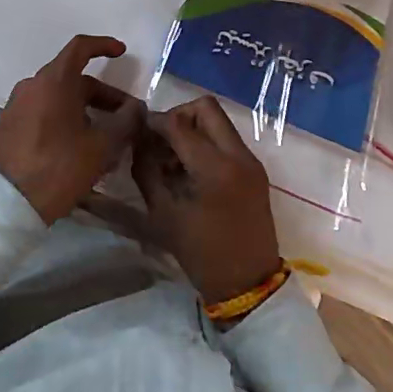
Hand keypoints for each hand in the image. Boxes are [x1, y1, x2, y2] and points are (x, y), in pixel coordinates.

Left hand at [0, 35, 144, 223]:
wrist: (11, 201)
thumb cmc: (60, 166)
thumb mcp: (103, 145)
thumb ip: (126, 121)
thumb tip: (137, 108)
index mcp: (53, 81)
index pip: (80, 47)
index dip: (103, 45)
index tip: (122, 52)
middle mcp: (32, 85)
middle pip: (73, 79)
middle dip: (104, 95)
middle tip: (126, 117)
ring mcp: (18, 105)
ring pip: (60, 98)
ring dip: (86, 111)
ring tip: (108, 139)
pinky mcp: (11, 125)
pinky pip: (45, 112)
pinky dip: (66, 119)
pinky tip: (82, 147)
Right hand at [132, 96, 281, 304]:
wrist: (248, 283)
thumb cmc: (201, 253)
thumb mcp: (162, 213)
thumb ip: (146, 170)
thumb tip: (139, 141)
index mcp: (215, 167)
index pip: (178, 124)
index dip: (153, 122)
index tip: (137, 131)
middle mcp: (238, 155)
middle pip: (205, 108)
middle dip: (177, 116)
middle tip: (160, 140)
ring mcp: (251, 161)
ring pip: (218, 121)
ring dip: (192, 129)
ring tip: (173, 158)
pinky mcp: (255, 170)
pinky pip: (227, 140)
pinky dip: (206, 143)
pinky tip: (190, 169)